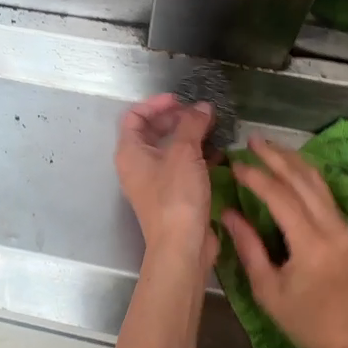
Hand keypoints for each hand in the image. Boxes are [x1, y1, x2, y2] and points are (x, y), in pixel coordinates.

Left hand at [116, 94, 218, 267]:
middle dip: (176, 119)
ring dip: (189, 138)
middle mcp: (137, 166)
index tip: (180, 100)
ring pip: (169, 150)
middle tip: (200, 114)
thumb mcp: (184, 153)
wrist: (182, 247)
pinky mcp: (172, 196)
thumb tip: (202, 107)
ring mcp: (154, 183)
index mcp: (130, 152)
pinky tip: (218, 154)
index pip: (134, 116)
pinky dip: (196, 157)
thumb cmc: (176, 196)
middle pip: (152, 132)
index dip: (155, 104)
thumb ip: (192, 125)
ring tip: (212, 129)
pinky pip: (181, 168)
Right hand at [222, 135, 347, 347]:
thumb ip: (249, 248)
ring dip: (292, 160)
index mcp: (310, 242)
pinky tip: (290, 169)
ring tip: (268, 147)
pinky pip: (323, 191)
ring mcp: (342, 225)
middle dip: (274, 157)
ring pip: (316, 180)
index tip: (233, 164)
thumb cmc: (309, 323)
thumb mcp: (269, 292)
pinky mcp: (345, 230)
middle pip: (301, 179)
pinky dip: (303, 174)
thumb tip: (228, 214)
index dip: (255, 177)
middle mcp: (330, 226)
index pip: (279, 196)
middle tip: (250, 141)